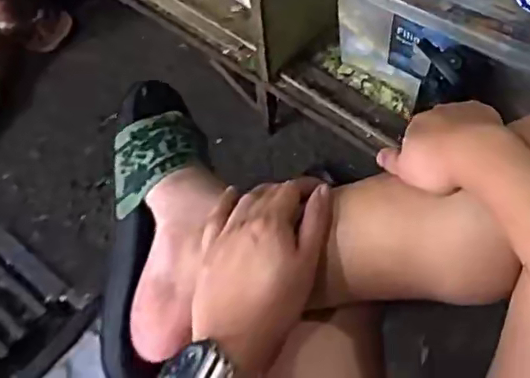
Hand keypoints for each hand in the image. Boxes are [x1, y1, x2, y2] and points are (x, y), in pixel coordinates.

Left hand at [189, 180, 332, 375]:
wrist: (231, 345)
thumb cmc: (276, 306)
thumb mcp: (306, 265)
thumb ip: (316, 222)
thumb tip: (322, 190)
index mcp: (271, 220)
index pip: (291, 188)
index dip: (307, 185)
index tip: (320, 190)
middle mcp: (245, 218)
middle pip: (268, 191)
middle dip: (287, 190)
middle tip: (301, 201)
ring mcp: (223, 233)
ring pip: (244, 199)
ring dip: (262, 194)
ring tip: (274, 201)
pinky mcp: (207, 249)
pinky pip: (216, 214)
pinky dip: (227, 200)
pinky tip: (232, 195)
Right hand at [375, 101, 512, 195]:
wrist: (477, 153)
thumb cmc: (437, 166)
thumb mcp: (407, 171)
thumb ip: (394, 161)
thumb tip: (380, 154)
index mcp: (417, 123)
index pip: (414, 131)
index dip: (420, 146)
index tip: (425, 161)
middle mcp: (438, 111)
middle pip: (436, 123)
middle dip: (440, 136)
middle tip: (446, 160)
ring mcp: (462, 109)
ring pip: (458, 119)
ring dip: (460, 132)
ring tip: (466, 155)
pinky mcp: (484, 112)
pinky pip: (478, 120)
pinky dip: (478, 130)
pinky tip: (483, 146)